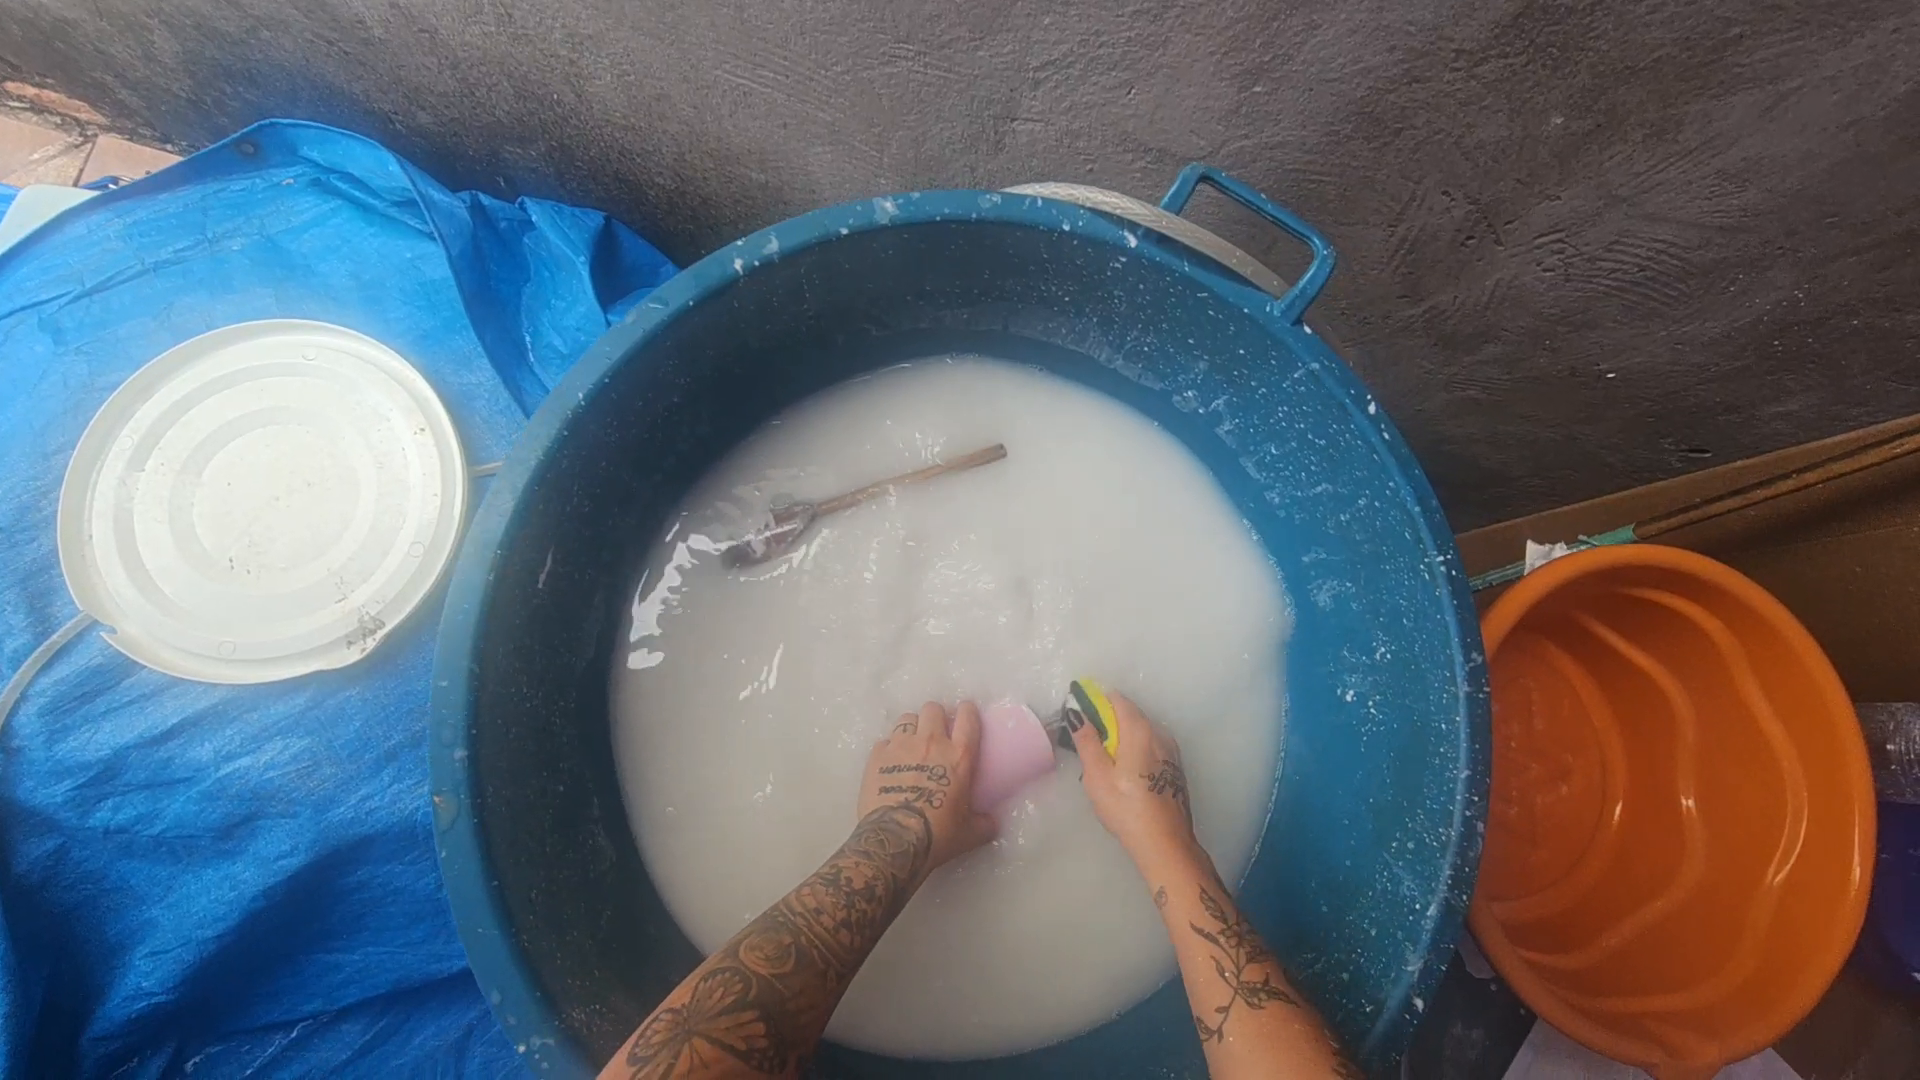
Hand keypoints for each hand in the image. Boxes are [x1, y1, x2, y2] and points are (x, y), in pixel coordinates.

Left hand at [858, 701, 997, 871]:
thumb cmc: (937, 835)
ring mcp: (901, 746)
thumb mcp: (970, 834)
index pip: (967, 717)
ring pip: (906, 718)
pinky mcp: (877, 755)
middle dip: (935, 717)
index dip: (967, 710)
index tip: (965, 714)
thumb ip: (984, 823)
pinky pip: (884, 741)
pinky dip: (888, 749)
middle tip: (935, 734)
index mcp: (959, 756)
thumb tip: (993, 822)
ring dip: (911, 729)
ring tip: (910, 745)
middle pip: (933, 709)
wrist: (895, 841)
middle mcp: (931, 742)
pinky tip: (889, 764)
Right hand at [1070, 691, 1203, 871]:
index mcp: (1140, 730)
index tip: (1081, 715)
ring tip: (1106, 762)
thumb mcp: (1097, 775)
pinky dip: (1136, 748)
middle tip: (1089, 743)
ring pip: (1142, 731)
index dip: (1097, 701)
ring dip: (1123, 736)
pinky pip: (1151, 745)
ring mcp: (1171, 750)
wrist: (1165, 844)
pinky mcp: (1176, 766)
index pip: (1117, 699)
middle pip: (1131, 714)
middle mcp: (1160, 733)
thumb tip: (1078, 713)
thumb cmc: (1126, 808)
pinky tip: (1127, 773)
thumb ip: (1087, 741)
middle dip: (1109, 720)